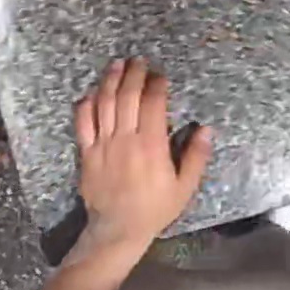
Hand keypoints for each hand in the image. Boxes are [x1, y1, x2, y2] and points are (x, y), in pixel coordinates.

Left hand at [75, 58, 212, 253]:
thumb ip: (196, 157)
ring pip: (104, 103)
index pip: (153, 104)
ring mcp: (102, 144)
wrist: (118, 229)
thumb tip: (206, 129)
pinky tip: (92, 93)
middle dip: (133, 75)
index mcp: (151, 145)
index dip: (157, 85)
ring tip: (117, 65)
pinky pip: (83, 122)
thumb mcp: (185, 187)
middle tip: (139, 61)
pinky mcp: (86, 153)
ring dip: (110, 81)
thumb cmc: (156, 208)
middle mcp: (125, 139)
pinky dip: (87, 104)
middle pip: (127, 97)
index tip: (161, 76)